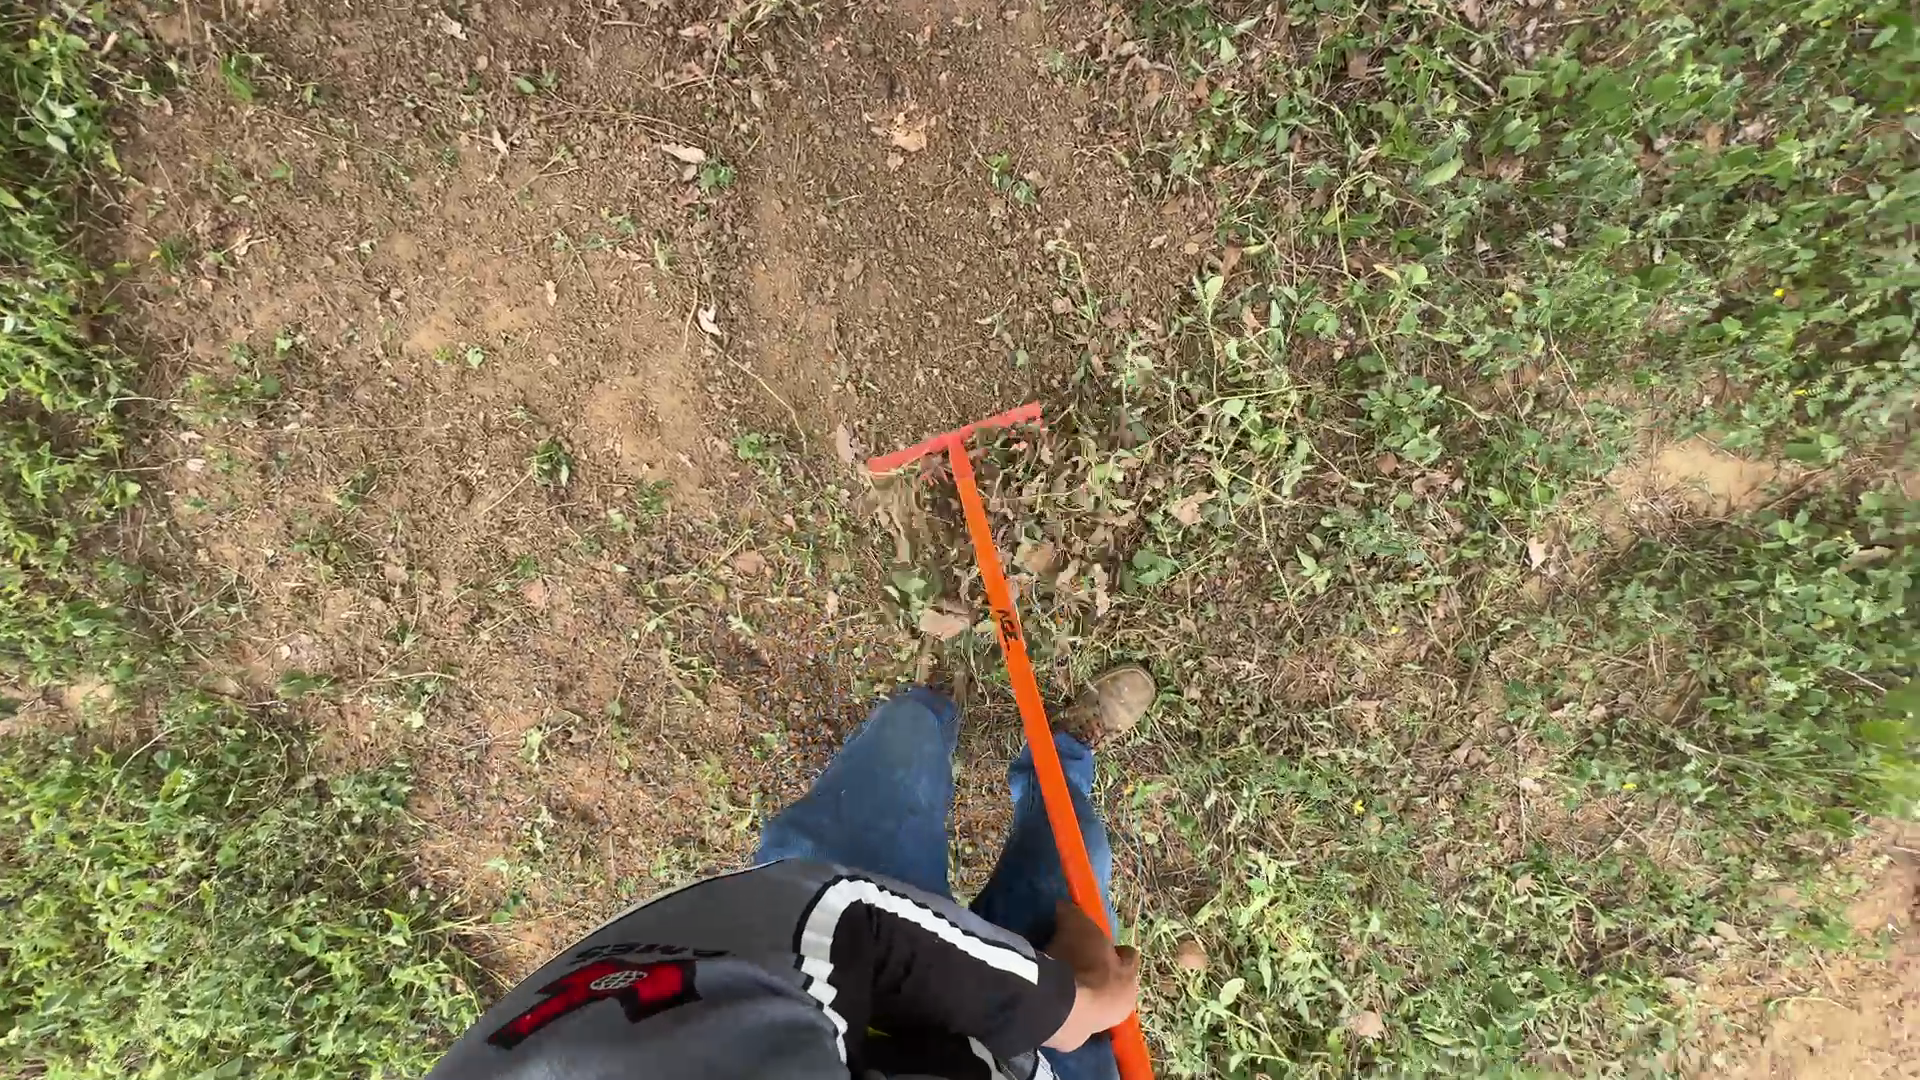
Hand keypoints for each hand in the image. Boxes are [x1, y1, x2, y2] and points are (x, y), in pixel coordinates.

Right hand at [1041, 900, 1139, 1051]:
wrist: (1061, 1006)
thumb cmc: (1079, 960)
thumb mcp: (1076, 923)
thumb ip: (1073, 913)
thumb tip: (1064, 907)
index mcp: (1128, 978)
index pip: (1129, 957)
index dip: (1114, 946)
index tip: (1097, 938)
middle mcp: (1120, 1006)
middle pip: (1112, 983)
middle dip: (1097, 970)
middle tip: (1076, 955)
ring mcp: (1098, 1026)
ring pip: (1093, 1003)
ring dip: (1081, 990)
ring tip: (1059, 974)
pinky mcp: (1074, 1039)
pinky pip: (1072, 1015)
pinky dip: (1064, 1005)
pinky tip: (1050, 993)